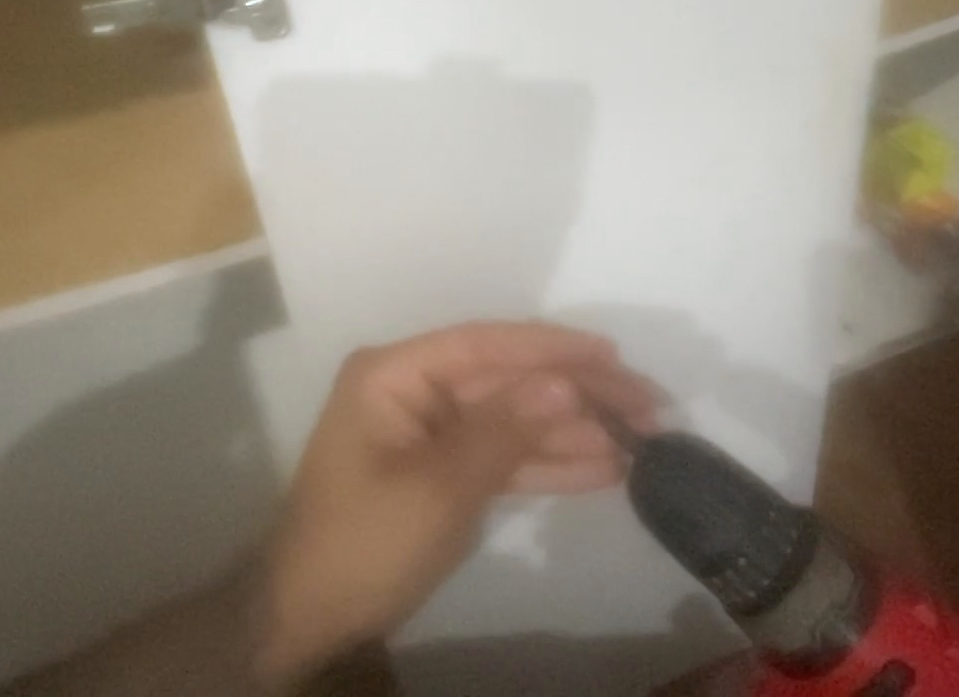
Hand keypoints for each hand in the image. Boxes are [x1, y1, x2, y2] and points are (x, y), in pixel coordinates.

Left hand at [251, 322, 656, 686]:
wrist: (311, 612)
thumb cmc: (364, 541)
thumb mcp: (438, 487)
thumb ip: (504, 431)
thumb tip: (566, 382)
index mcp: (397, 373)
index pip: (485, 346)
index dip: (551, 348)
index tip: (611, 356)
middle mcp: (415, 389)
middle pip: (507, 381)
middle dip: (575, 394)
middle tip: (647, 406)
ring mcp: (433, 429)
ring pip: (513, 419)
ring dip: (573, 431)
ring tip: (642, 440)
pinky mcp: (446, 468)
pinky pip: (504, 456)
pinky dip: (549, 464)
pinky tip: (604, 468)